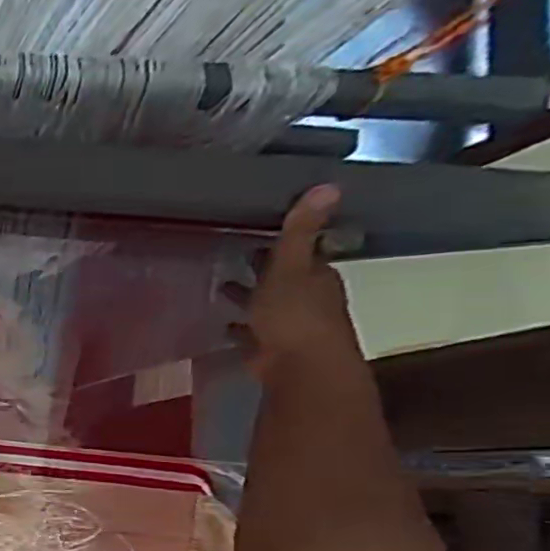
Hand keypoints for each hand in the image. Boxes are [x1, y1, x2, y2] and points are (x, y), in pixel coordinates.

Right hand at [225, 185, 362, 375]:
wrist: (298, 365)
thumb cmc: (294, 314)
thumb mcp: (291, 268)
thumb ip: (300, 232)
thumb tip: (328, 185)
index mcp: (315, 276)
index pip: (301, 253)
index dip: (284, 242)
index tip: (261, 230)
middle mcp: (307, 298)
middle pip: (283, 278)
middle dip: (263, 267)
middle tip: (238, 253)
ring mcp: (288, 324)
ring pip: (266, 304)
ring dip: (249, 296)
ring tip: (221, 284)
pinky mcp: (269, 346)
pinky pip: (251, 331)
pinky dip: (240, 326)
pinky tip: (224, 323)